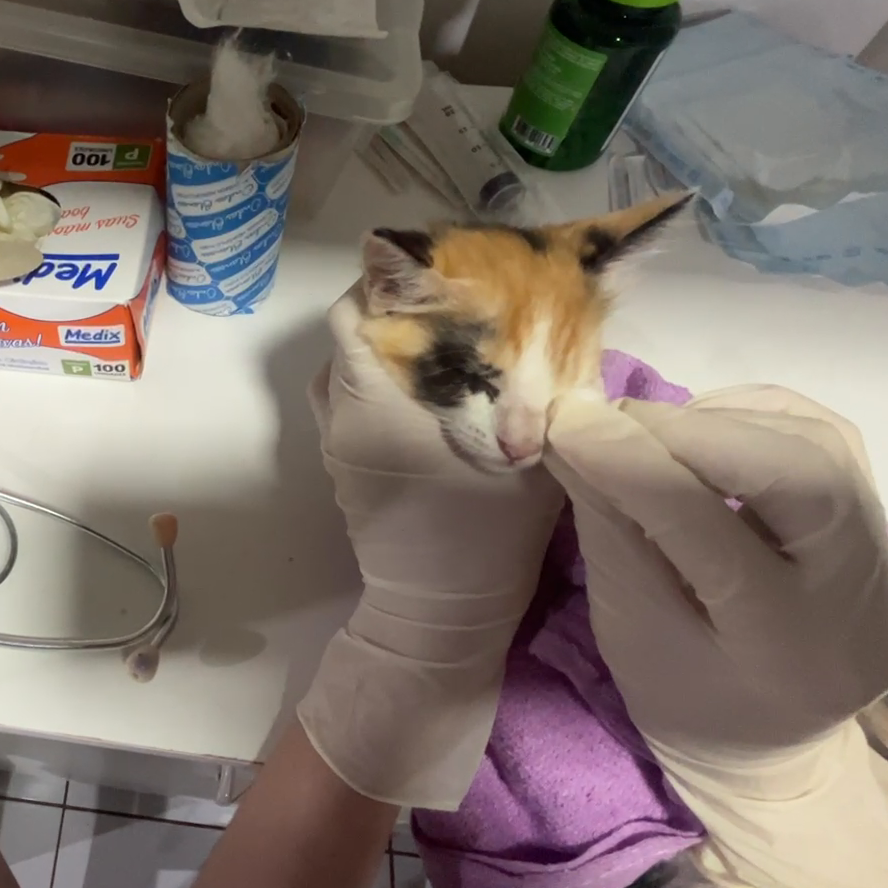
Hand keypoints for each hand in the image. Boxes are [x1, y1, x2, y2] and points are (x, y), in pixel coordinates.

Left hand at [296, 285, 563, 808]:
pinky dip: (374, 375)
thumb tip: (554, 332)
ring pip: (344, 363)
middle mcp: (339, 413)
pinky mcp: (340, 459)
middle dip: (393, 306)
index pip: (355, 315)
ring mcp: (334, 438)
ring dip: (382, 342)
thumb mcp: (533, 461)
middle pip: (347, 332)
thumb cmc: (483, 538)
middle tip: (450, 300)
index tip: (440, 274)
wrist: (435, 614)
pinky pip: (346, 395)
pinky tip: (424, 383)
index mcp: (373, 405)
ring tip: (440, 337)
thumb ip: (541, 395)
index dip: (391, 283)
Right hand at [545, 386, 887, 887]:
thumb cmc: (677, 696)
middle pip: (802, 473)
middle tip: (606, 421)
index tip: (564, 421)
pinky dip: (752, 420)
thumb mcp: (625, 625)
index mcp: (786, 652)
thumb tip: (574, 434)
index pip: (709, 529)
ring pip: (822, 444)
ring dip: (718, 420)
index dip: (632, 462)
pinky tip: (701, 439)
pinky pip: (830, 442)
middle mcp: (868, 603)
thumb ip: (608, 527)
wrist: (769, 742)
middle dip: (688, 430)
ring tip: (645, 433)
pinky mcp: (887, 532)